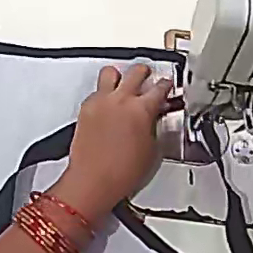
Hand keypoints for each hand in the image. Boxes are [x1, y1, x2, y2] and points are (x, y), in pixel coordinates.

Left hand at [52, 63, 172, 222]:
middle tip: (148, 77)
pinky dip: (103, 94)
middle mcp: (121, 100)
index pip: (160, 87)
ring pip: (110, 72)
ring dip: (119, 76)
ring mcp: (101, 102)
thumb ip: (153, 125)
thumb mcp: (152, 148)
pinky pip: (96, 91)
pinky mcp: (86, 108)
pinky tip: (108, 104)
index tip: (167, 86)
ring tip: (123, 83)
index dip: (167, 85)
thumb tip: (152, 119)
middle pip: (136, 71)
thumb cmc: (121, 171)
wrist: (94, 181)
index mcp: (142, 108)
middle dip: (145, 72)